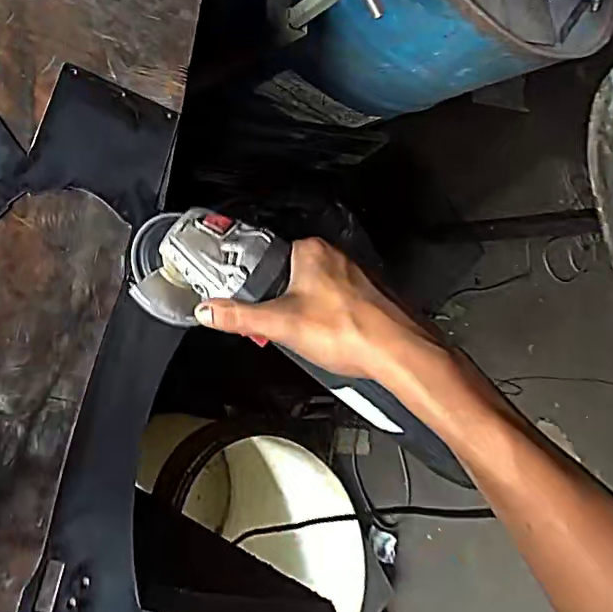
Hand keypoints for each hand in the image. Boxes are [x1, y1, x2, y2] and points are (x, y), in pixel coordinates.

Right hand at [194, 237, 444, 384]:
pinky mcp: (373, 300)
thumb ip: (237, 316)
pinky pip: (338, 305)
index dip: (255, 280)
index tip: (249, 296)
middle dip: (279, 301)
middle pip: (290, 276)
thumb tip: (209, 310)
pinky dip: (328, 321)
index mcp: (312, 252)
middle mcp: (337, 259)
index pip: (268, 254)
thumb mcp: (278, 324)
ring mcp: (358, 279)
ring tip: (303, 334)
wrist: (403, 359)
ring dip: (304, 312)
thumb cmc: (352, 332)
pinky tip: (327, 340)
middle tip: (275, 321)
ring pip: (315, 292)